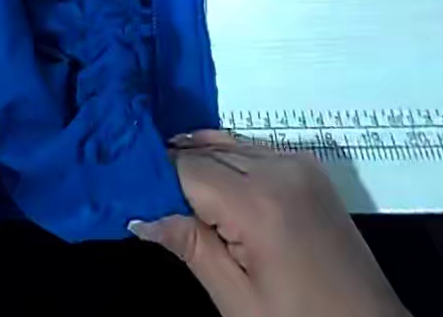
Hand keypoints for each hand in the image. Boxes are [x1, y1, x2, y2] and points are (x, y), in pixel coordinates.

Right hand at [131, 131, 407, 316]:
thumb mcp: (239, 303)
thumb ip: (190, 248)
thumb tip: (139, 217)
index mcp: (258, 202)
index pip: (187, 168)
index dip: (158, 179)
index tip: (133, 189)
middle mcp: (278, 166)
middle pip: (206, 150)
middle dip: (176, 167)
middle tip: (145, 187)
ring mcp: (298, 161)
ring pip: (227, 141)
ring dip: (200, 158)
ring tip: (173, 183)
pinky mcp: (310, 165)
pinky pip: (254, 147)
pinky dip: (229, 157)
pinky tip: (214, 179)